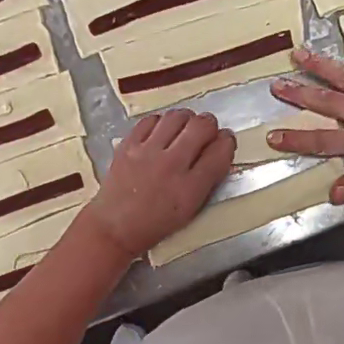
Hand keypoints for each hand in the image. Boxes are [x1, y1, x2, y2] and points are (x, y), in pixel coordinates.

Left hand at [81, 109, 235, 258]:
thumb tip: (218, 151)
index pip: (220, 150)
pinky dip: (161, 123)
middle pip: (202, 126)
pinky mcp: (128, 145)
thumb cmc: (156, 223)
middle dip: (209, 125)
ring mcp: (148, 152)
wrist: (116, 227)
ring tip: (184, 129)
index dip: (227, 141)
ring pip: (177, 116)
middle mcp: (171, 165)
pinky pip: (151, 120)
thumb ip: (207, 180)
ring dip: (186, 120)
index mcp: (191, 188)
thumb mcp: (190, 209)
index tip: (223, 142)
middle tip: (205, 133)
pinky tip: (161, 133)